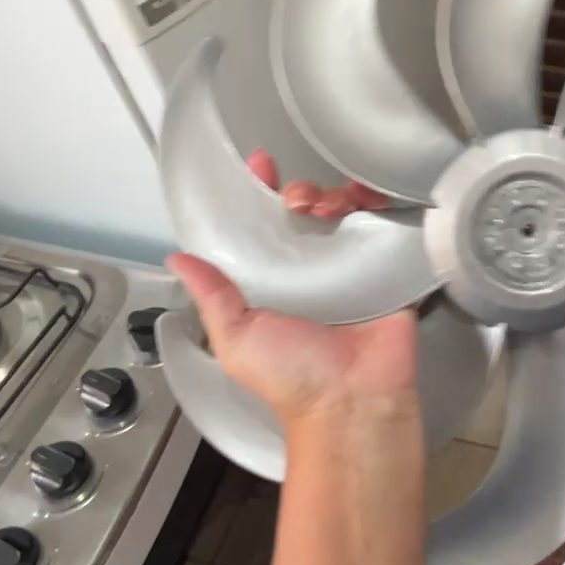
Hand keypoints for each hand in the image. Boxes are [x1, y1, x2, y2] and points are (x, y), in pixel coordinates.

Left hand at [167, 150, 415, 429]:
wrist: (352, 401)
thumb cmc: (291, 373)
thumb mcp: (237, 337)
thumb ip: (212, 297)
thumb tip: (176, 256)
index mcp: (278, 279)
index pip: (268, 223)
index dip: (264, 191)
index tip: (262, 163)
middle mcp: (314, 266)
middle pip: (310, 208)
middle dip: (303, 190)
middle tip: (299, 200)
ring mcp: (354, 264)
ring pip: (346, 209)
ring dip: (336, 193)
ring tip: (328, 207)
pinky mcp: (388, 265)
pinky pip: (386, 223)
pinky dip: (378, 202)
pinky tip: (368, 199)